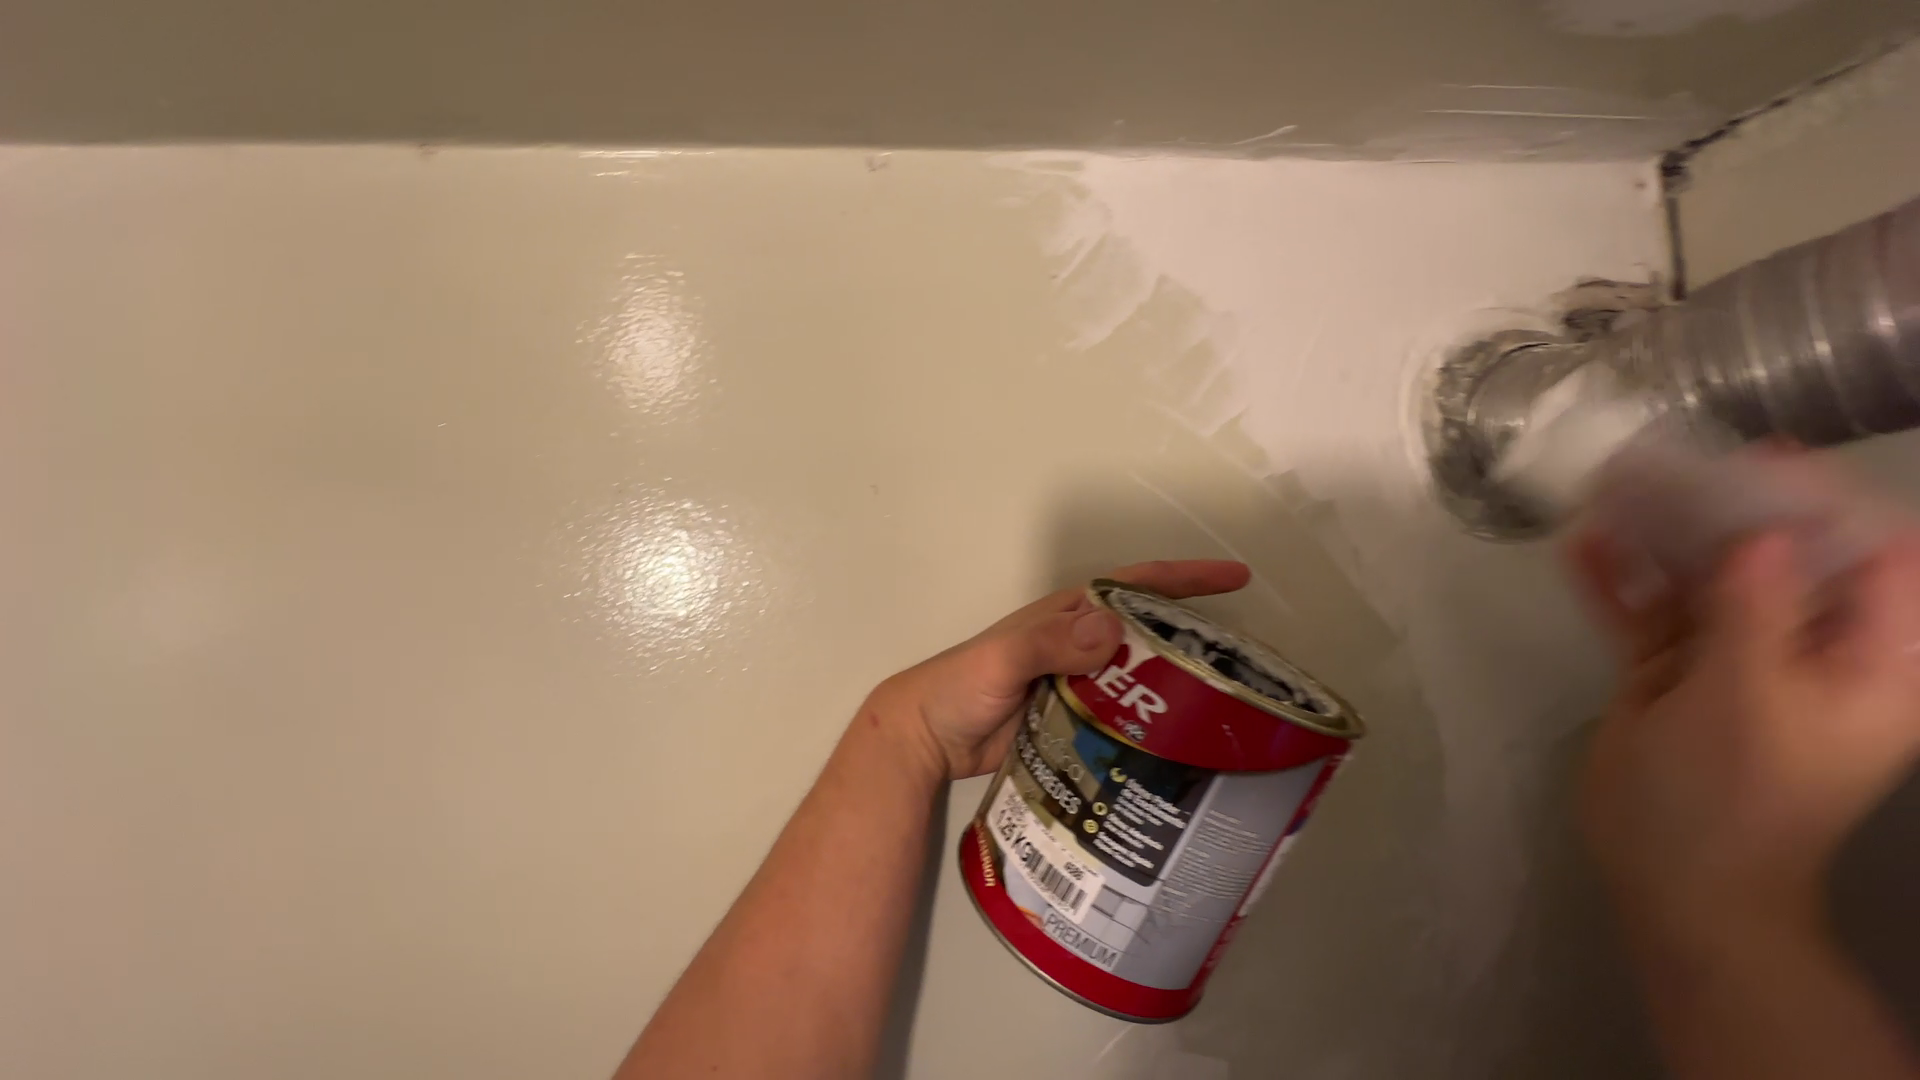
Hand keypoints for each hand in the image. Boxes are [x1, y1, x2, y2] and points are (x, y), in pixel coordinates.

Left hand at [866, 560, 1250, 781]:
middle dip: (1193, 642)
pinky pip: (1123, 720)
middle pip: (1148, 636)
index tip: (1237, 578)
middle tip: (1244, 668)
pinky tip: (1179, 751)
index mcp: (1067, 617)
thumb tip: (1113, 629)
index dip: (1184, 579)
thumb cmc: (959, 685)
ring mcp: (1079, 686)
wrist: (927, 737)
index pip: (1134, 588)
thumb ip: (1050, 642)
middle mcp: (1080, 646)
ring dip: (1177, 691)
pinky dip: (1150, 728)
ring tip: (1226, 716)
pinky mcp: (1074, 724)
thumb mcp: (1003, 658)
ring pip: (1141, 681)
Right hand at [1568, 500, 1919, 944]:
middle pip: (1770, 563)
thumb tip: (1761, 537)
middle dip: (1720, 514)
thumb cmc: (1734, 792)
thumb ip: (1755, 615)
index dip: (1823, 507)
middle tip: (1661, 467)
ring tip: (1608, 491)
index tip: (1759, 463)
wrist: (1674, 871)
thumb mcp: (1750, 700)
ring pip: (1697, 583)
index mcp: (1863, 661)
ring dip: (1656, 541)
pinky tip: (1581, 551)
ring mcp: (1725, 662)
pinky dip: (1616, 584)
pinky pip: (1644, 616)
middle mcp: (1799, 650)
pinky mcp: (1665, 675)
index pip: (1869, 562)